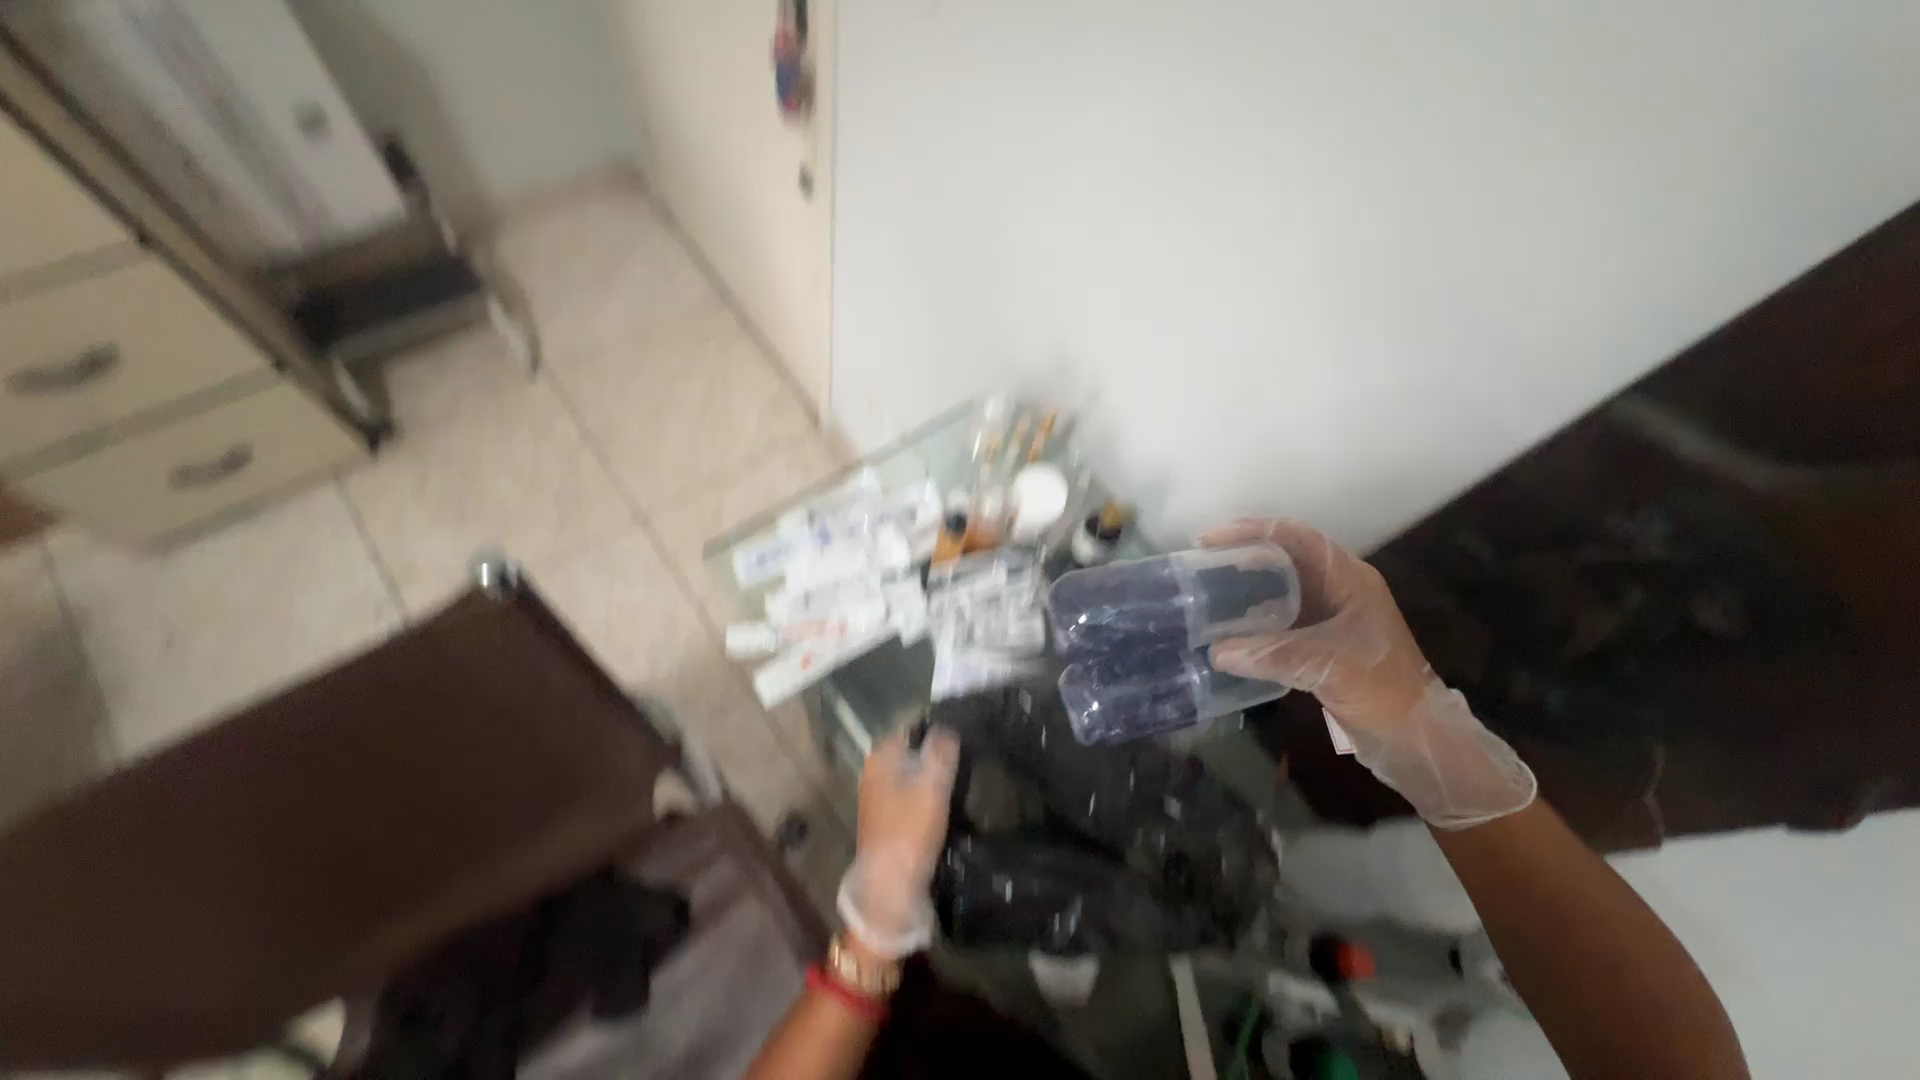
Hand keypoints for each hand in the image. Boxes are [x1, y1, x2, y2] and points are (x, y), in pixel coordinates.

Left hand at [837, 725, 959, 957]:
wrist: (890, 886)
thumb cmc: (911, 828)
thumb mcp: (933, 783)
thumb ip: (941, 749)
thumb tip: (947, 726)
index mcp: (881, 756)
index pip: (912, 726)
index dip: (938, 726)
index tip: (965, 732)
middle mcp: (874, 771)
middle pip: (912, 750)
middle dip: (937, 752)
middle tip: (969, 758)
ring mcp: (878, 797)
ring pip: (913, 774)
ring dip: (934, 776)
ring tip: (964, 780)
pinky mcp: (885, 819)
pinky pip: (911, 796)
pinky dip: (928, 796)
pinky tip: (947, 805)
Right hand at [1201, 518, 1534, 828]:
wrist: (1415, 735)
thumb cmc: (1382, 690)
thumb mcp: (1326, 667)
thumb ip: (1271, 656)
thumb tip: (1215, 651)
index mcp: (1349, 579)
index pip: (1297, 537)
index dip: (1253, 530)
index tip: (1210, 540)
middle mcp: (1339, 588)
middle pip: (1286, 555)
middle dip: (1244, 552)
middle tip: (1201, 560)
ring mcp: (1331, 613)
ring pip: (1281, 584)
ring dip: (1246, 583)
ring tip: (1207, 586)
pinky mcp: (1321, 639)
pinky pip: (1280, 615)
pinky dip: (1252, 615)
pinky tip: (1227, 625)